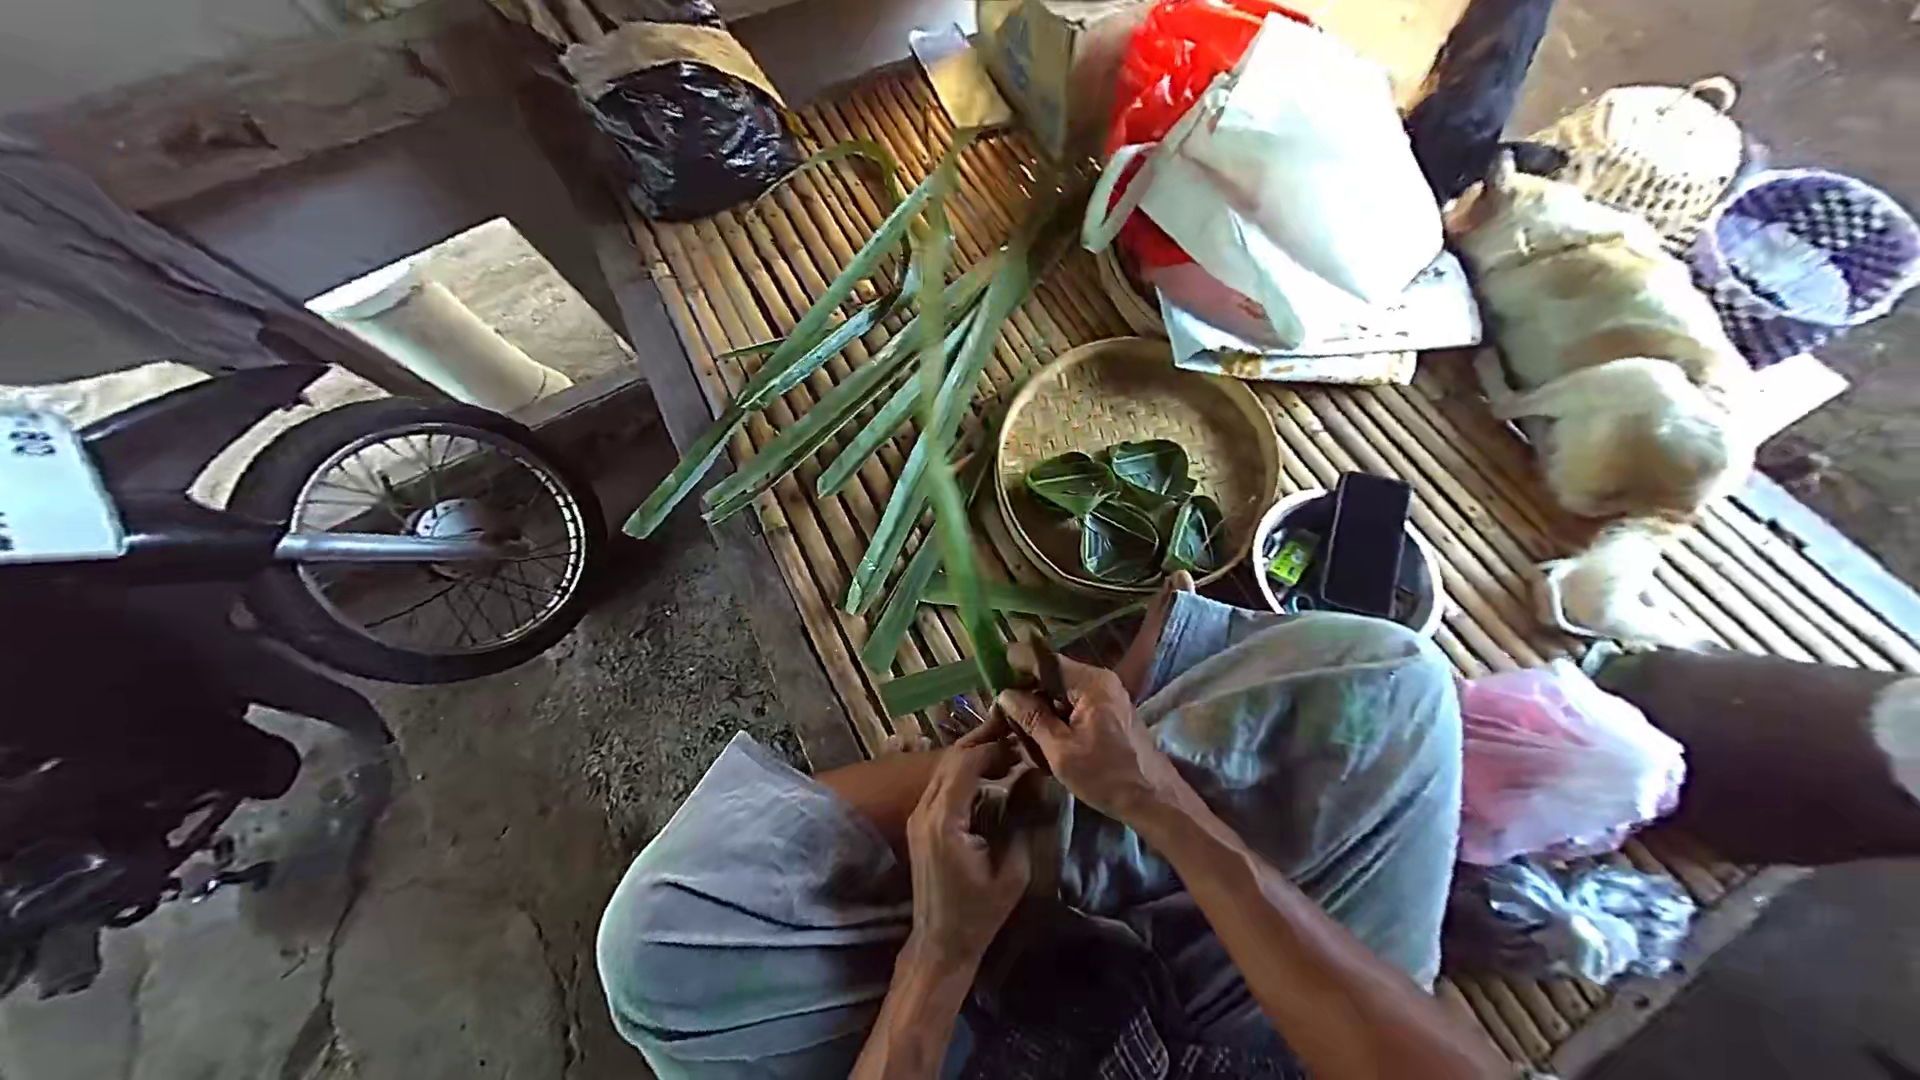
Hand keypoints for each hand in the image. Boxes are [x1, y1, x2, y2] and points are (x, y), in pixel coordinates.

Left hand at [903, 737, 1030, 968]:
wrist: (940, 943)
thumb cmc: (978, 913)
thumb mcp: (1012, 873)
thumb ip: (1022, 823)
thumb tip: (1034, 781)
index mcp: (944, 821)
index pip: (964, 764)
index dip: (993, 748)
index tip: (1020, 744)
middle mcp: (924, 810)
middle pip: (950, 759)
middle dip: (983, 742)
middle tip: (1014, 734)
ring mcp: (917, 814)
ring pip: (943, 767)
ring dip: (972, 754)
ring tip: (1007, 749)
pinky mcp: (919, 820)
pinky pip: (940, 782)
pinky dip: (964, 770)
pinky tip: (989, 771)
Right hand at [994, 644, 1196, 824]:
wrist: (1155, 800)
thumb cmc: (1107, 776)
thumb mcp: (1061, 750)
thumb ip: (1031, 717)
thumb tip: (1005, 694)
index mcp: (1090, 682)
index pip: (1045, 660)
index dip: (1017, 662)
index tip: (992, 668)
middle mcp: (1099, 680)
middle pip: (1050, 677)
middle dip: (1026, 694)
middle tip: (1002, 717)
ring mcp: (1105, 695)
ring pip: (1059, 693)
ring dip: (1039, 710)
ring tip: (1022, 736)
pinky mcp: (1107, 711)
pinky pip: (1072, 705)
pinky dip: (1055, 718)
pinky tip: (1043, 741)